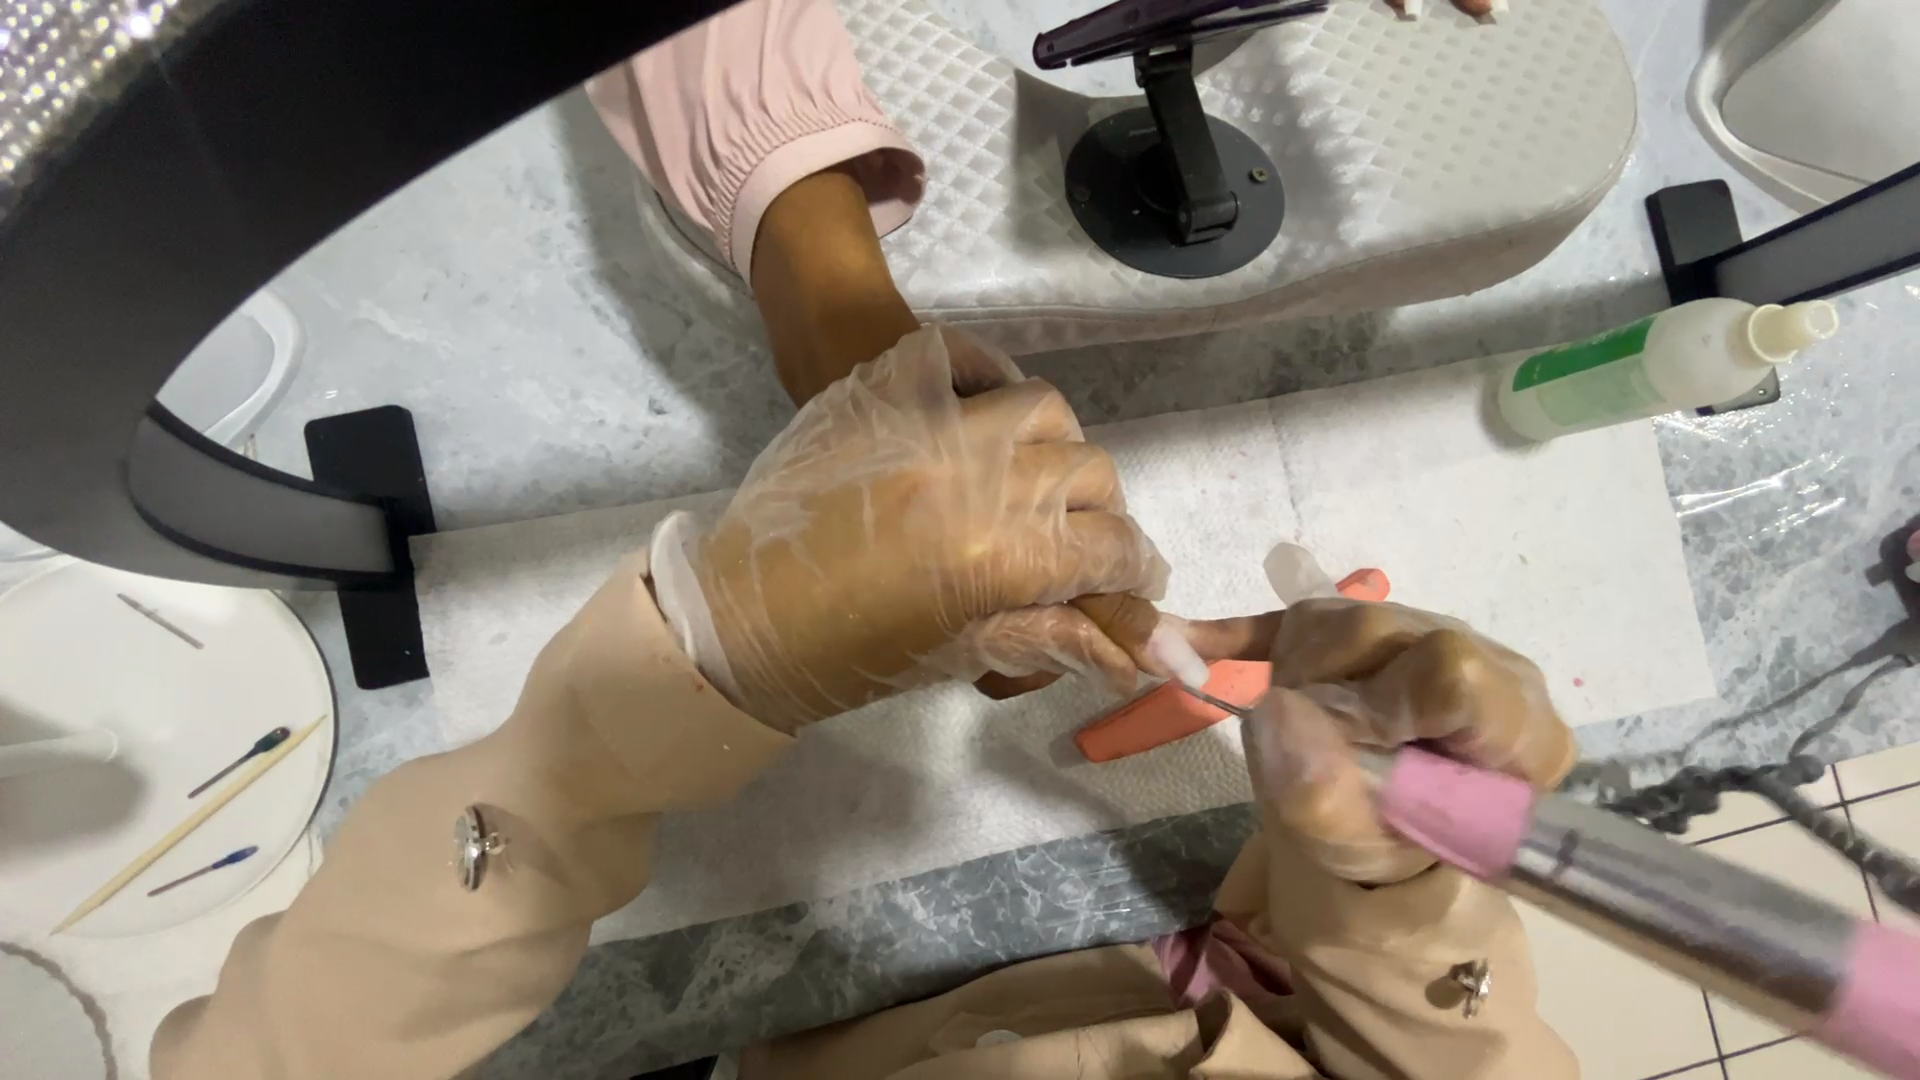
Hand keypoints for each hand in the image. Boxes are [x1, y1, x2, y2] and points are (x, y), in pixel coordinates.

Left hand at [671, 324, 1171, 730]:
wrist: (740, 613)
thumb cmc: (848, 654)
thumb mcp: (958, 656)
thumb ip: (1053, 643)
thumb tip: (1134, 661)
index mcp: (998, 560)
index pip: (1111, 549)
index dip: (1137, 572)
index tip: (1136, 583)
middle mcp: (977, 477)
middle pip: (1093, 474)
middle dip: (1102, 516)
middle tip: (1079, 543)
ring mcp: (927, 421)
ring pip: (1043, 406)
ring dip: (1055, 446)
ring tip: (1032, 478)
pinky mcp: (881, 389)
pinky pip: (960, 354)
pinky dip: (984, 376)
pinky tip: (980, 414)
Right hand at [1187, 600, 1576, 882]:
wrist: (1371, 837)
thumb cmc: (1380, 851)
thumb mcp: (1361, 845)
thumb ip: (1325, 791)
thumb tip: (1279, 710)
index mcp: (1514, 728)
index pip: (1452, 672)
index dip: (1384, 701)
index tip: (1352, 741)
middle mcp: (1483, 663)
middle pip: (1380, 630)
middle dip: (1321, 682)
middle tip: (1307, 733)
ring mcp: (1423, 636)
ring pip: (1337, 616)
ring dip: (1292, 667)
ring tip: (1292, 715)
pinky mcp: (1364, 627)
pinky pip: (1300, 618)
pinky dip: (1236, 635)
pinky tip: (1185, 642)